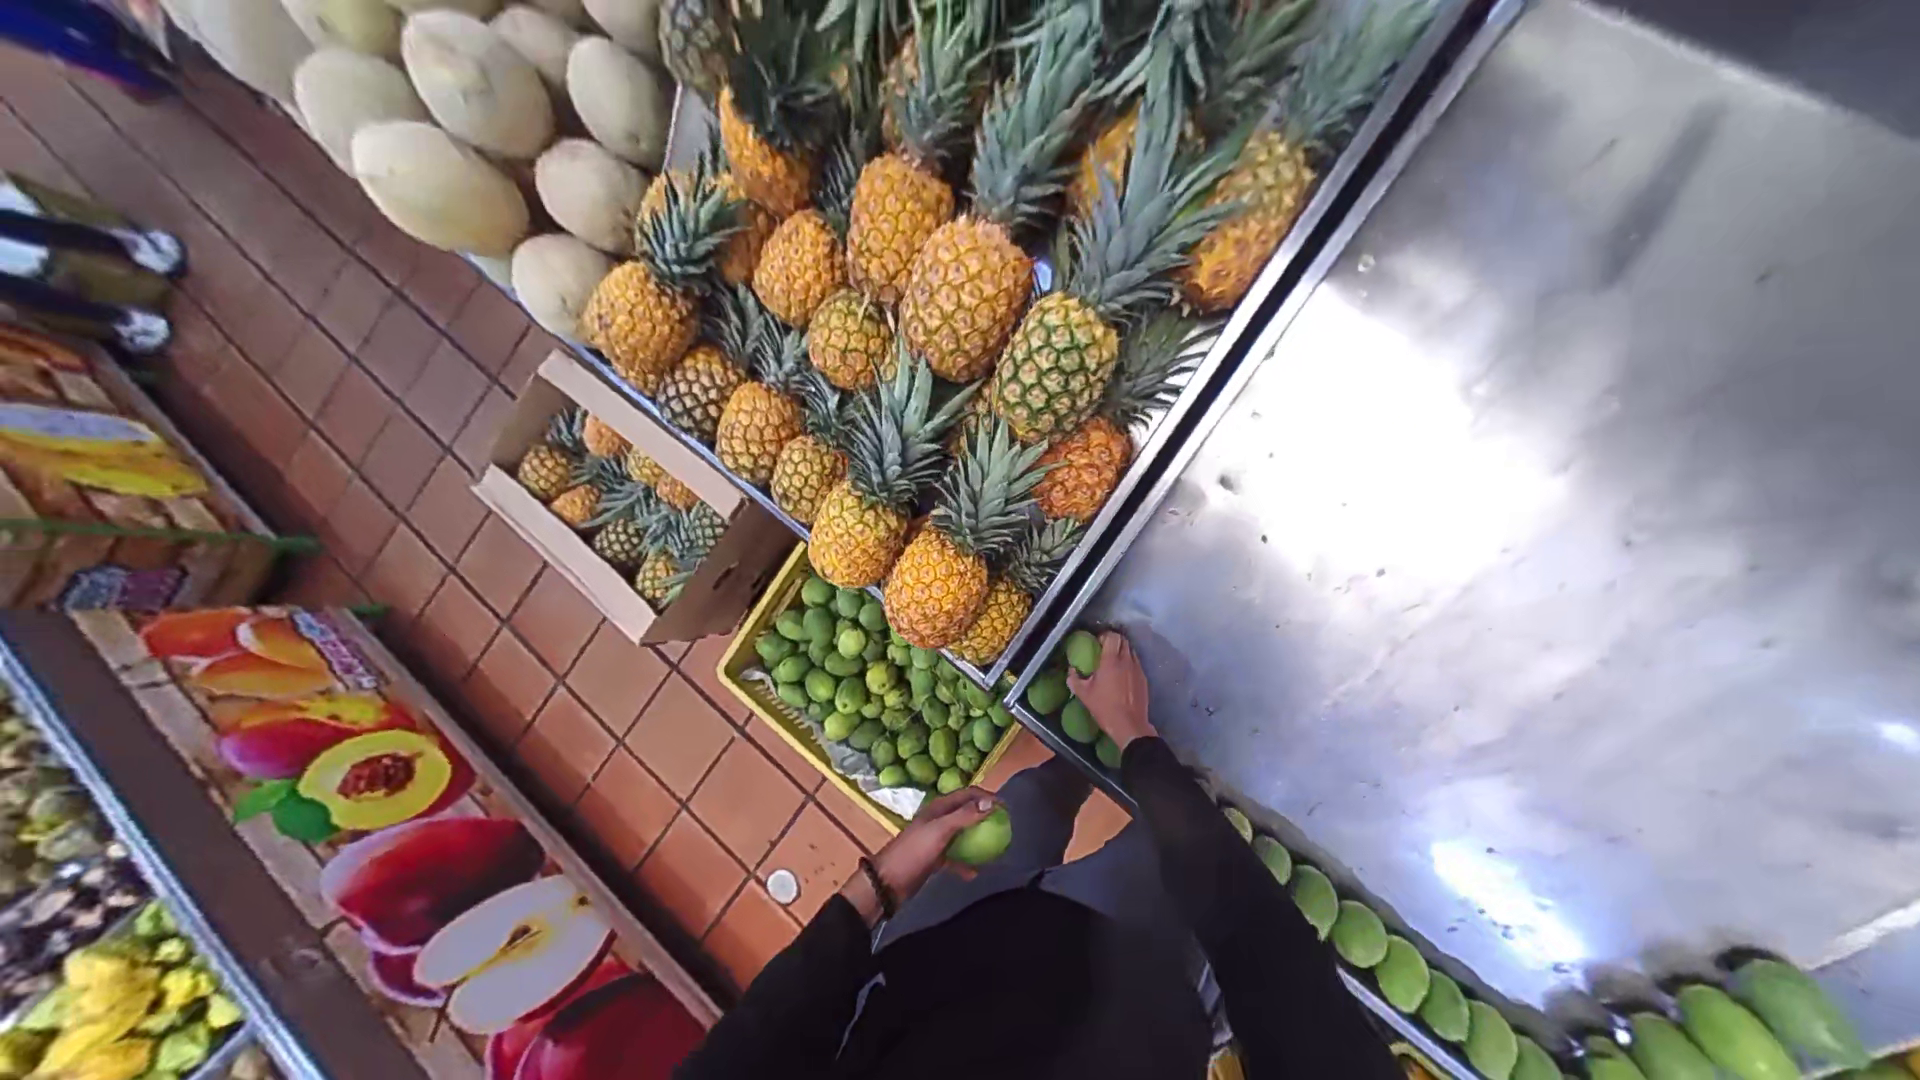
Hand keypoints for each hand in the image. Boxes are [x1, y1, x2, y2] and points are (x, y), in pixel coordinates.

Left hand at [840, 788, 998, 925]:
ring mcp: (935, 839)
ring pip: (962, 835)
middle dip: (985, 816)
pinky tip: (975, 874)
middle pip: (966, 812)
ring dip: (978, 840)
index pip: (968, 794)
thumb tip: (991, 802)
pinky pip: (955, 857)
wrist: (887, 882)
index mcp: (939, 807)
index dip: (987, 796)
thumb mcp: (940, 831)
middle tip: (1004, 827)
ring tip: (995, 849)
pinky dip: (965, 863)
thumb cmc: (914, 851)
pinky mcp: (934, 858)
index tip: (1006, 808)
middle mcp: (938, 819)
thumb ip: (965, 816)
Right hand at [1068, 630, 1155, 749]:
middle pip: (1123, 640)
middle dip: (1114, 640)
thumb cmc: (1104, 708)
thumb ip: (1074, 679)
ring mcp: (1138, 669)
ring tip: (1114, 660)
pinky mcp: (1144, 678)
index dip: (1105, 635)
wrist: (1129, 725)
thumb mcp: (1084, 694)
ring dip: (1123, 650)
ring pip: (1131, 651)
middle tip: (1104, 649)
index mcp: (1111, 661)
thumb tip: (1071, 670)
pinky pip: (1136, 663)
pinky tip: (1123, 673)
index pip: (1112, 637)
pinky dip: (1129, 662)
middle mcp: (1126, 661)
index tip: (1097, 642)